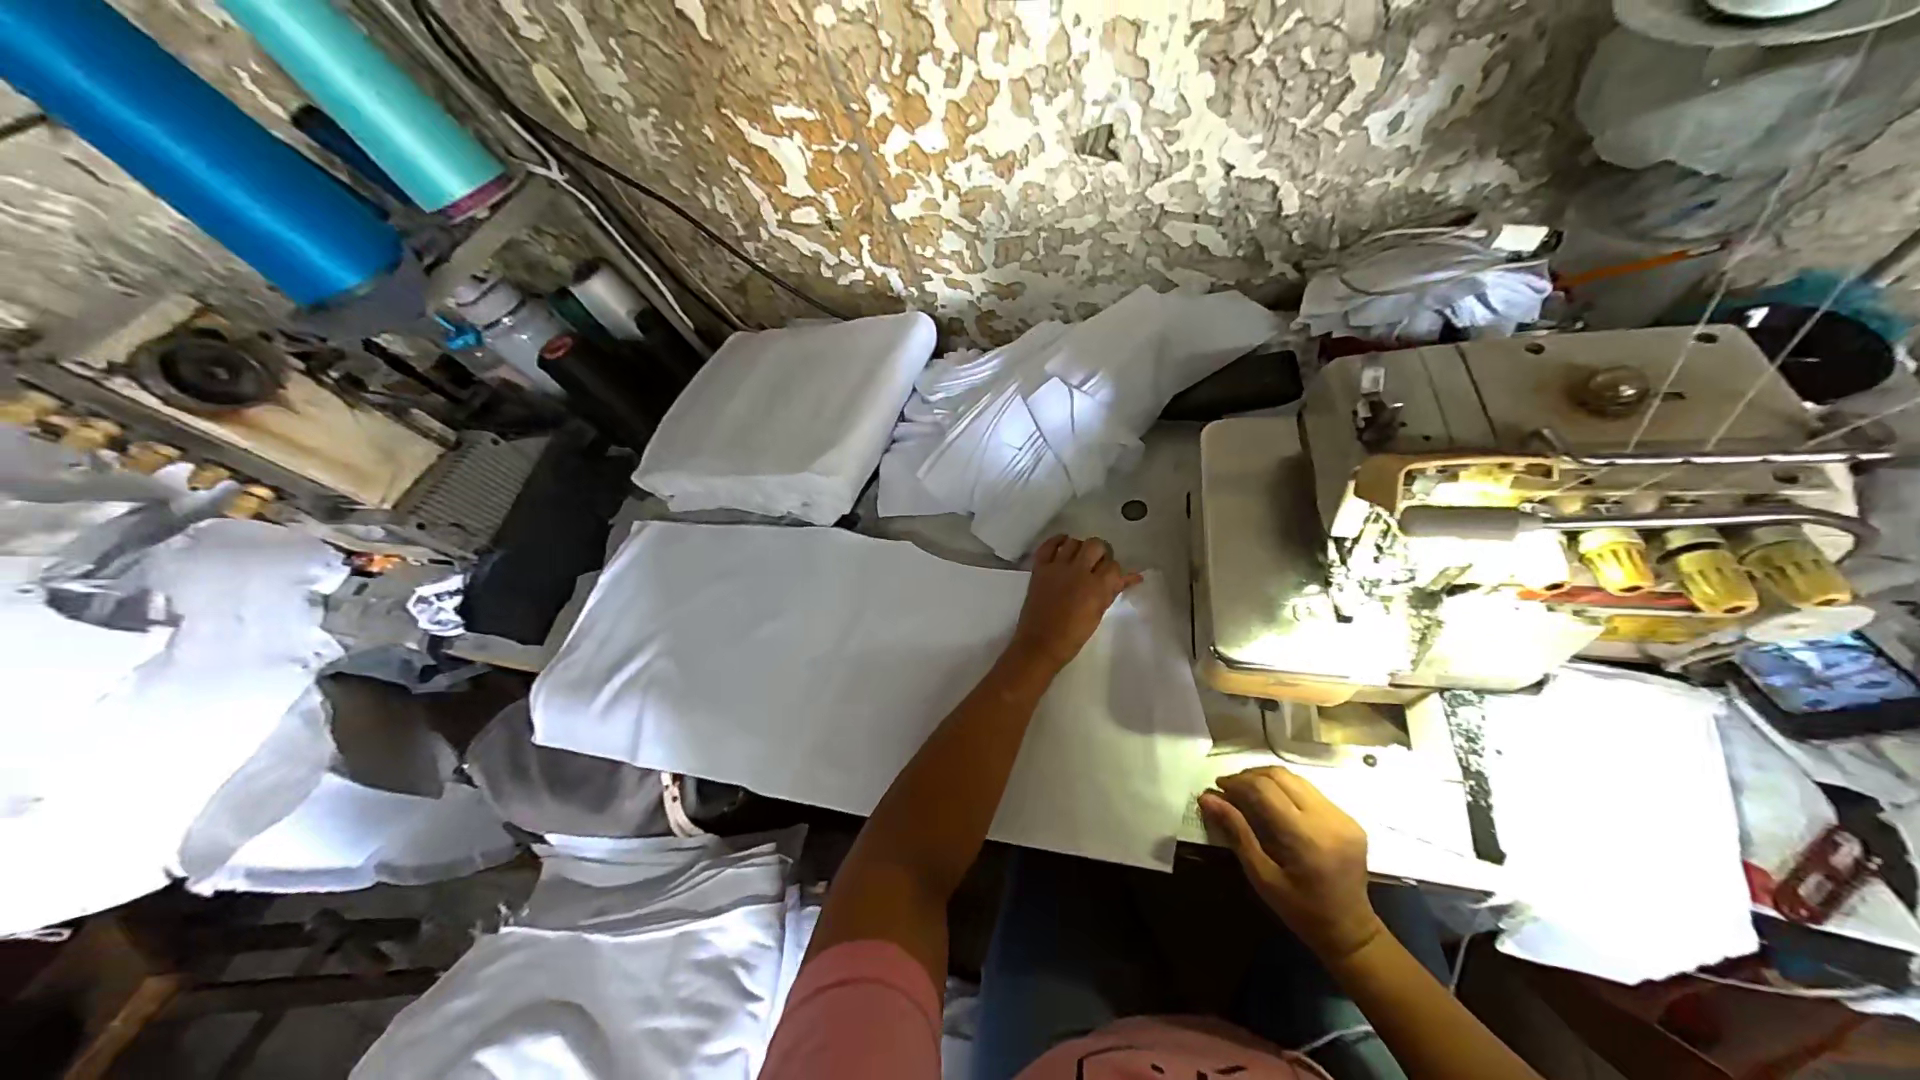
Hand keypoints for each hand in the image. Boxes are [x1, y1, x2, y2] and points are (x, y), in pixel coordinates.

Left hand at [1008, 534, 1142, 672]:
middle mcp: (1078, 571)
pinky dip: (1057, 541)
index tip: (1111, 577)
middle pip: (1096, 545)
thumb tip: (1132, 577)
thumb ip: (1112, 591)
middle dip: (1101, 553)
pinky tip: (1063, 544)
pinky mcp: (1039, 568)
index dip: (1114, 571)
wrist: (1040, 643)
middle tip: (1097, 565)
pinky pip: (1048, 545)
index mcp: (1096, 586)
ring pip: (1074, 542)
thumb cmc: (1073, 635)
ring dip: (1080, 547)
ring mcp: (1056, 567)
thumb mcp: (1098, 613)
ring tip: (1080, 558)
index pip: (1113, 566)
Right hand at [1200, 766, 1385, 962]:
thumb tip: (1208, 799)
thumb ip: (1236, 832)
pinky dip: (1286, 790)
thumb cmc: (1301, 910)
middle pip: (1280, 776)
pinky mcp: (1349, 819)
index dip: (1237, 783)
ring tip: (1247, 791)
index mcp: (1307, 838)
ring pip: (1296, 779)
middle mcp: (1329, 820)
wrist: (1350, 931)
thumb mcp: (1262, 876)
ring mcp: (1343, 817)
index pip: (1265, 789)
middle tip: (1229, 788)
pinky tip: (1274, 804)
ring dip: (1267, 779)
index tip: (1217, 788)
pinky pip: (1310, 791)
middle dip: (1249, 776)